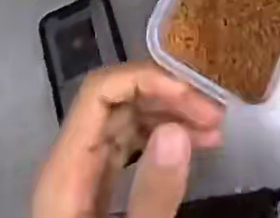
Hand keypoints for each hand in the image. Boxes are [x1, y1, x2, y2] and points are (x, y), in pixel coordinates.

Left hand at [32, 63, 224, 217]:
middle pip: (114, 103)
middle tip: (214, 116)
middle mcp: (70, 165)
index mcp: (64, 170)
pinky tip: (188, 148)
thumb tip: (179, 129)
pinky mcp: (94, 197)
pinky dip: (158, 141)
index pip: (100, 93)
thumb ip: (151, 196)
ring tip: (213, 130)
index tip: (194, 99)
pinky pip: (126, 150)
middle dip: (165, 97)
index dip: (146, 80)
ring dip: (167, 116)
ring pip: (123, 123)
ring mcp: (81, 180)